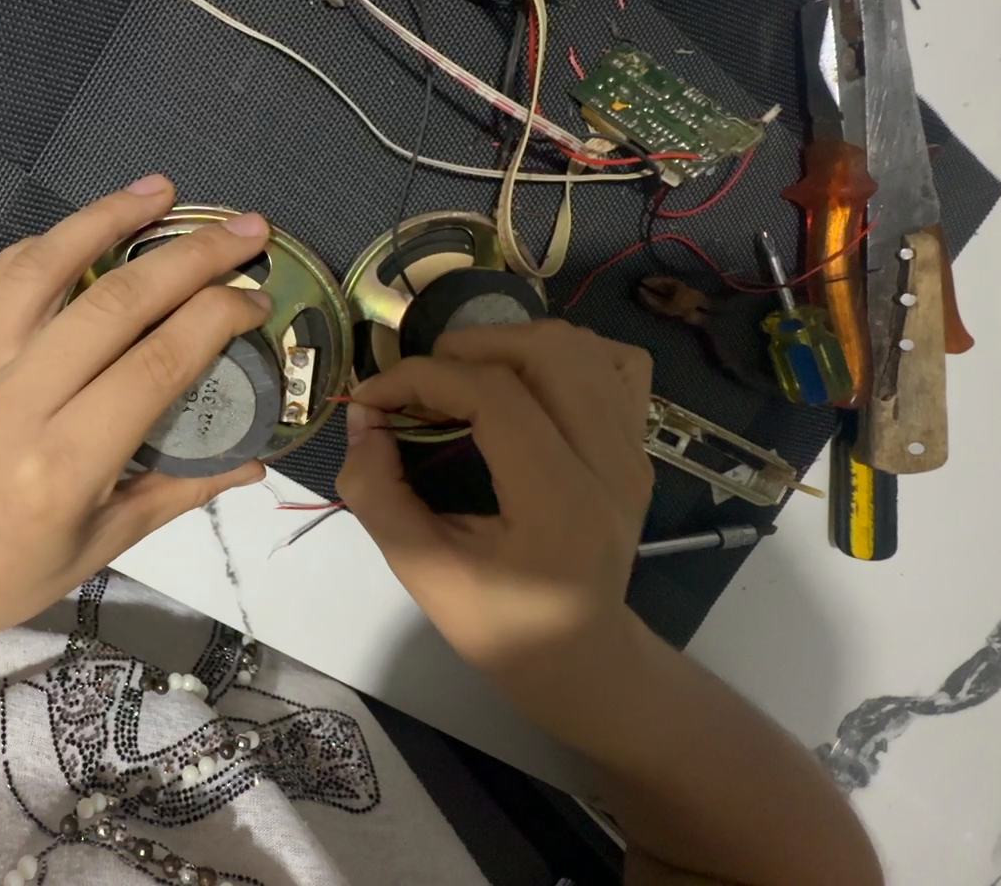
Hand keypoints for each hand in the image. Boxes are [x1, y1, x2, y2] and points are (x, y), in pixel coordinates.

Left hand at [0, 177, 274, 688]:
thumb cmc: (12, 572)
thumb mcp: (107, 542)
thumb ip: (185, 488)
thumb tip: (259, 454)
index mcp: (63, 466)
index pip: (156, 365)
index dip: (216, 318)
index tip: (256, 297)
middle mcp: (14, 405)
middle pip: (113, 305)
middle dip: (189, 257)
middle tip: (242, 228)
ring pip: (43, 269)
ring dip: (106, 218)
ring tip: (160, 191)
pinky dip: (43, 244)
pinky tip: (82, 228)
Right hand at [336, 322, 653, 686]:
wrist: (578, 655)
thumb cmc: (495, 622)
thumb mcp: (417, 567)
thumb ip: (375, 490)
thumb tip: (364, 418)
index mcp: (559, 501)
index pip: (494, 395)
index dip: (420, 378)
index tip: (372, 398)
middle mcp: (610, 464)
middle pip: (546, 351)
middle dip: (464, 349)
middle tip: (419, 387)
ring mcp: (633, 451)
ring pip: (579, 347)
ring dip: (506, 345)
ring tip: (460, 381)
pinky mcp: (636, 446)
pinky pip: (614, 364)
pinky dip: (562, 354)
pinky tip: (524, 382)